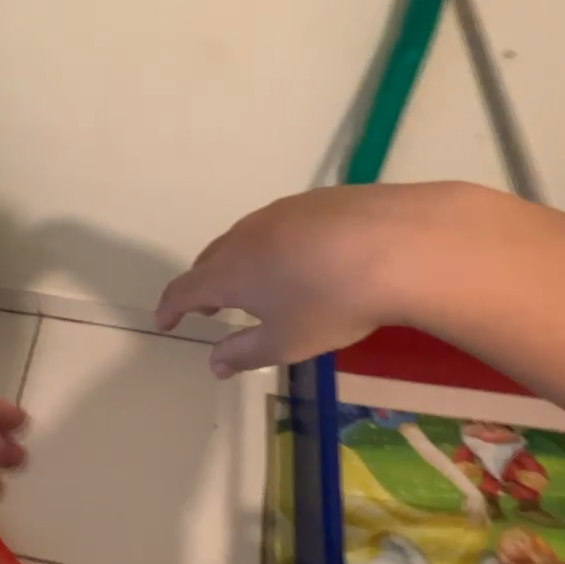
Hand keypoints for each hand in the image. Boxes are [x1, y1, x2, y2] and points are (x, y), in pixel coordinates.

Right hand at [156, 182, 495, 377]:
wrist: (400, 245)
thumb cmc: (332, 303)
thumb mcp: (286, 342)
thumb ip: (243, 352)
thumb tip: (213, 363)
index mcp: (229, 273)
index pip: (183, 289)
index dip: (170, 308)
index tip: (164, 322)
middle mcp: (245, 236)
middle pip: (210, 260)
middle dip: (203, 284)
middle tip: (209, 306)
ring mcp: (279, 212)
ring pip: (244, 239)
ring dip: (239, 263)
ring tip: (257, 284)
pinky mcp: (314, 200)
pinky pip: (278, 225)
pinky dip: (274, 245)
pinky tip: (304, 259)